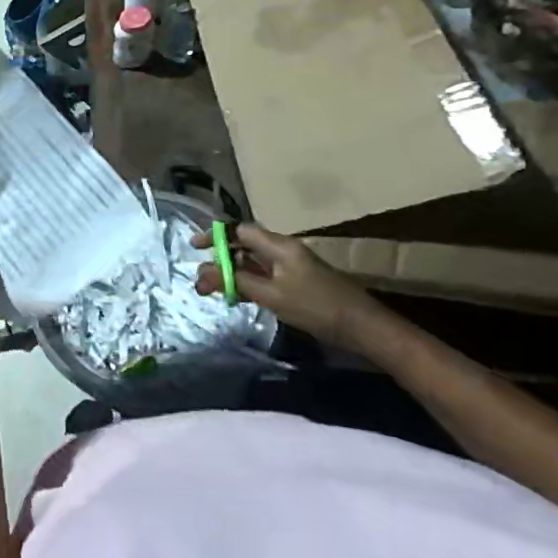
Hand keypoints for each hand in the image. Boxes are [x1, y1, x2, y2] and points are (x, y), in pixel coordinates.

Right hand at [194, 224, 388, 346]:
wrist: (362, 327)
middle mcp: (284, 251)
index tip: (195, 247)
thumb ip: (236, 281)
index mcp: (279, 246)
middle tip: (201, 280)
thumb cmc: (316, 307)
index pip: (241, 231)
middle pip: (244, 246)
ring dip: (231, 274)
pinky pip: (263, 276)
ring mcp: (291, 267)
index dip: (216, 236)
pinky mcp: (296, 282)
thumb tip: (204, 270)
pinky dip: (246, 283)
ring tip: (213, 291)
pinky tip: (237, 297)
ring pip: (252, 263)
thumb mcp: (271, 295)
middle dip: (220, 260)